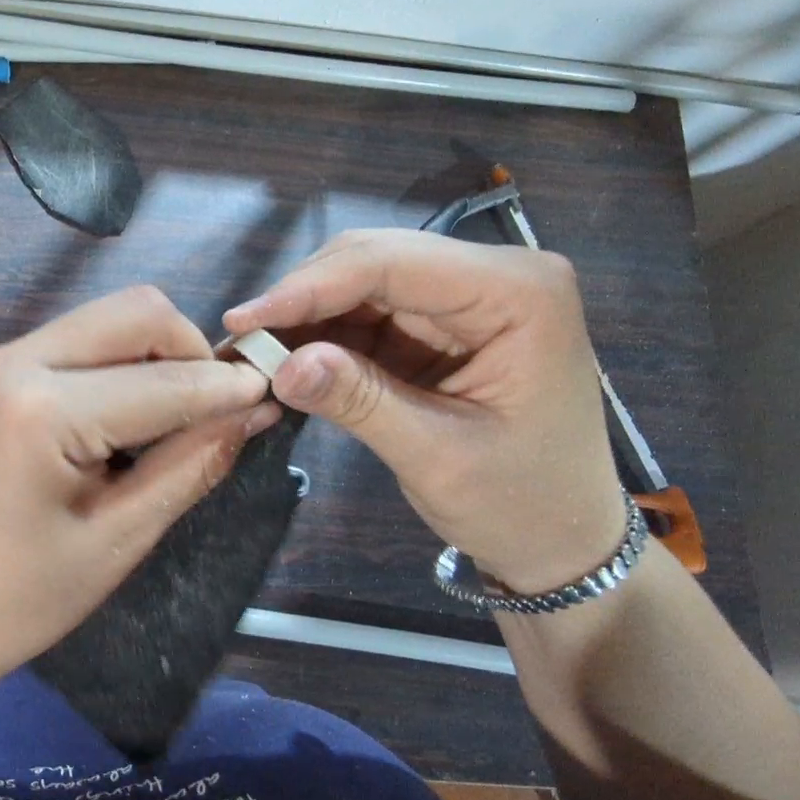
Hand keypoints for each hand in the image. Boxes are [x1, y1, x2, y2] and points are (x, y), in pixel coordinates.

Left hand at [0, 286, 277, 668]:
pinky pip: (78, 342)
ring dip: (156, 355)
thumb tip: (255, 407)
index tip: (276, 394)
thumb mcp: (122, 534)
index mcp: (41, 410)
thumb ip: (193, 461)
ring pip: (106, 320)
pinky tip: (133, 414)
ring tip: (179, 417)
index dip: (228, 387)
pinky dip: (119, 365)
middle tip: (219, 410)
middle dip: (190, 353)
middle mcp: (14, 362)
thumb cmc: (27, 594)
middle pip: (134, 312)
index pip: (164, 380)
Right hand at [223, 229, 622, 593]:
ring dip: (302, 318)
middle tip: (239, 343)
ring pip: (358, 283)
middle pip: (371, 260)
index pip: (393, 263)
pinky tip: (283, 360)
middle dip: (300, 299)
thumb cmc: (520, 502)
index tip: (241, 321)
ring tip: (251, 355)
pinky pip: (362, 314)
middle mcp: (492, 278)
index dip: (308, 288)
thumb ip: (361, 402)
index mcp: (517, 294)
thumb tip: (281, 366)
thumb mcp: (437, 456)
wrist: (560, 538)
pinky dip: (318, 336)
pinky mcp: (436, 326)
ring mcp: (463, 300)